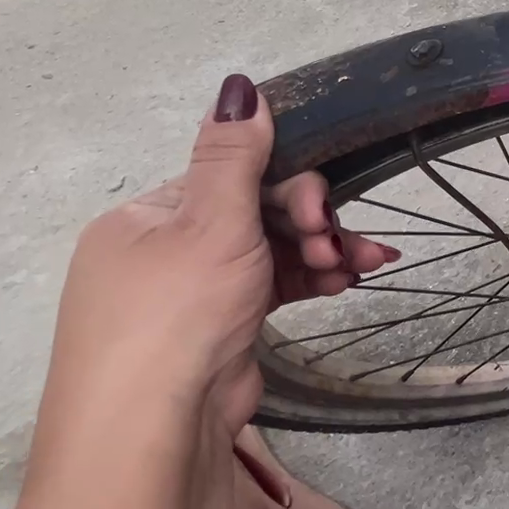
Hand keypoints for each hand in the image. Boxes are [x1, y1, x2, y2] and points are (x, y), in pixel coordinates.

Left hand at [16, 74, 398, 508]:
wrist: (158, 423)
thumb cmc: (179, 311)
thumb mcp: (212, 221)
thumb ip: (234, 155)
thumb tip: (240, 86)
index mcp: (146, 219)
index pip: (235, 178)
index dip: (288, 188)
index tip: (319, 209)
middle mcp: (164, 249)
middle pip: (263, 213)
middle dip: (316, 225)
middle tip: (340, 245)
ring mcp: (194, 288)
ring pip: (279, 248)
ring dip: (327, 252)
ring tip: (362, 266)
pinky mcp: (222, 319)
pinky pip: (278, 280)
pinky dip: (315, 278)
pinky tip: (348, 282)